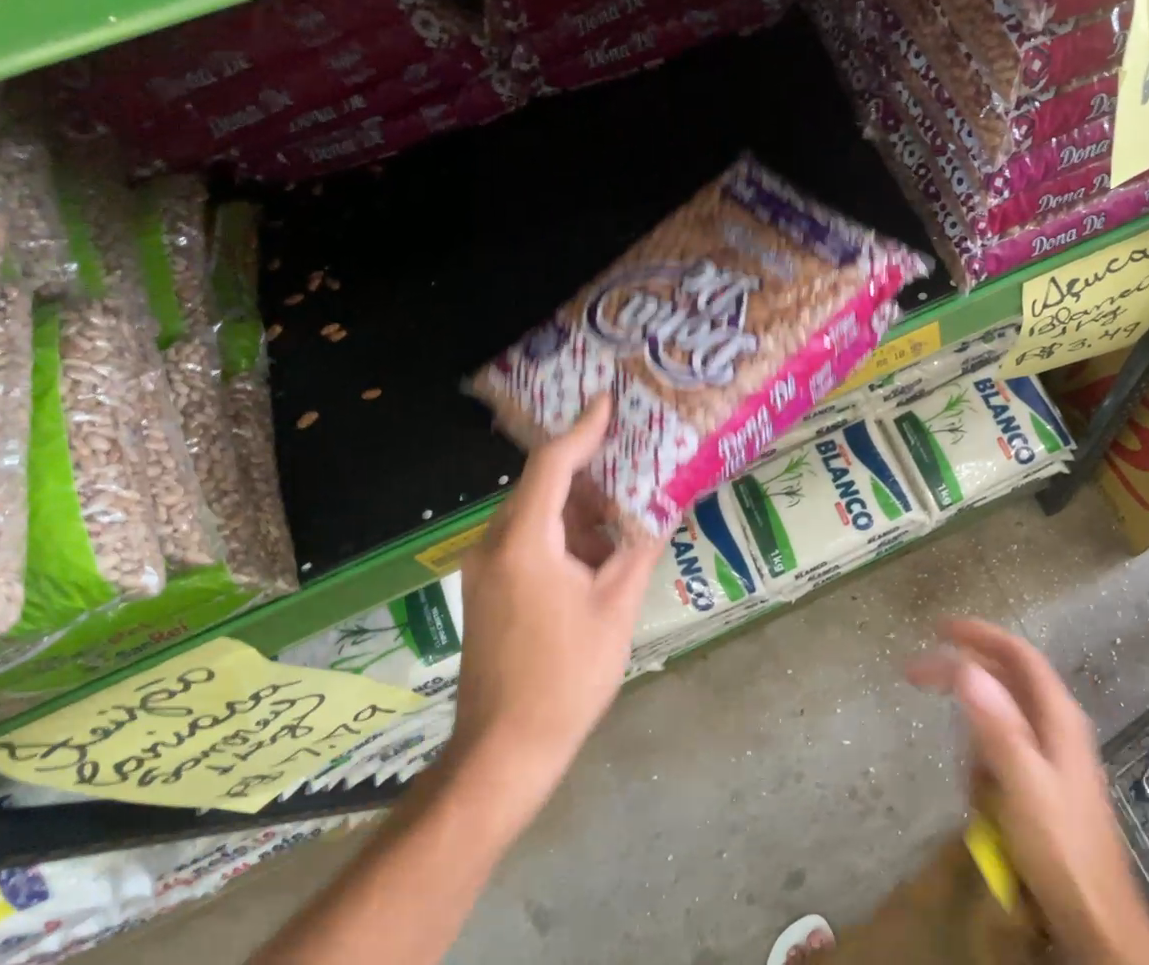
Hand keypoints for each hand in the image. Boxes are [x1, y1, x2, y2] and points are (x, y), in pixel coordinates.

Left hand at [452, 396, 662, 802]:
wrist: (507, 747)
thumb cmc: (568, 675)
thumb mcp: (617, 608)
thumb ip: (638, 550)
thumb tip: (661, 510)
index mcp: (524, 542)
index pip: (552, 466)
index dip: (583, 430)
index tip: (609, 400)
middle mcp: (495, 545)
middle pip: (543, 487)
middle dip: (590, 468)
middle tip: (635, 448)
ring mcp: (487, 570)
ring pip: (538, 517)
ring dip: (583, 507)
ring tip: (631, 494)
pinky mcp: (491, 592)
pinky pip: (531, 544)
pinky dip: (568, 535)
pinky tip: (605, 544)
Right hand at [908, 620, 1148, 964]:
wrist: (1093, 911)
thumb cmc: (1060, 846)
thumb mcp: (1023, 784)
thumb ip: (996, 726)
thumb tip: (965, 670)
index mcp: (1058, 716)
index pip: (1017, 655)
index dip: (979, 635)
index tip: (938, 628)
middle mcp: (1057, 724)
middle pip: (1007, 680)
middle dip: (964, 675)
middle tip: (916, 675)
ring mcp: (1052, 752)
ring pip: (1002, 718)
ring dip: (973, 732)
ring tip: (964, 773)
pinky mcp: (1043, 779)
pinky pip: (1002, 751)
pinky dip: (982, 760)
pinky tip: (978, 792)